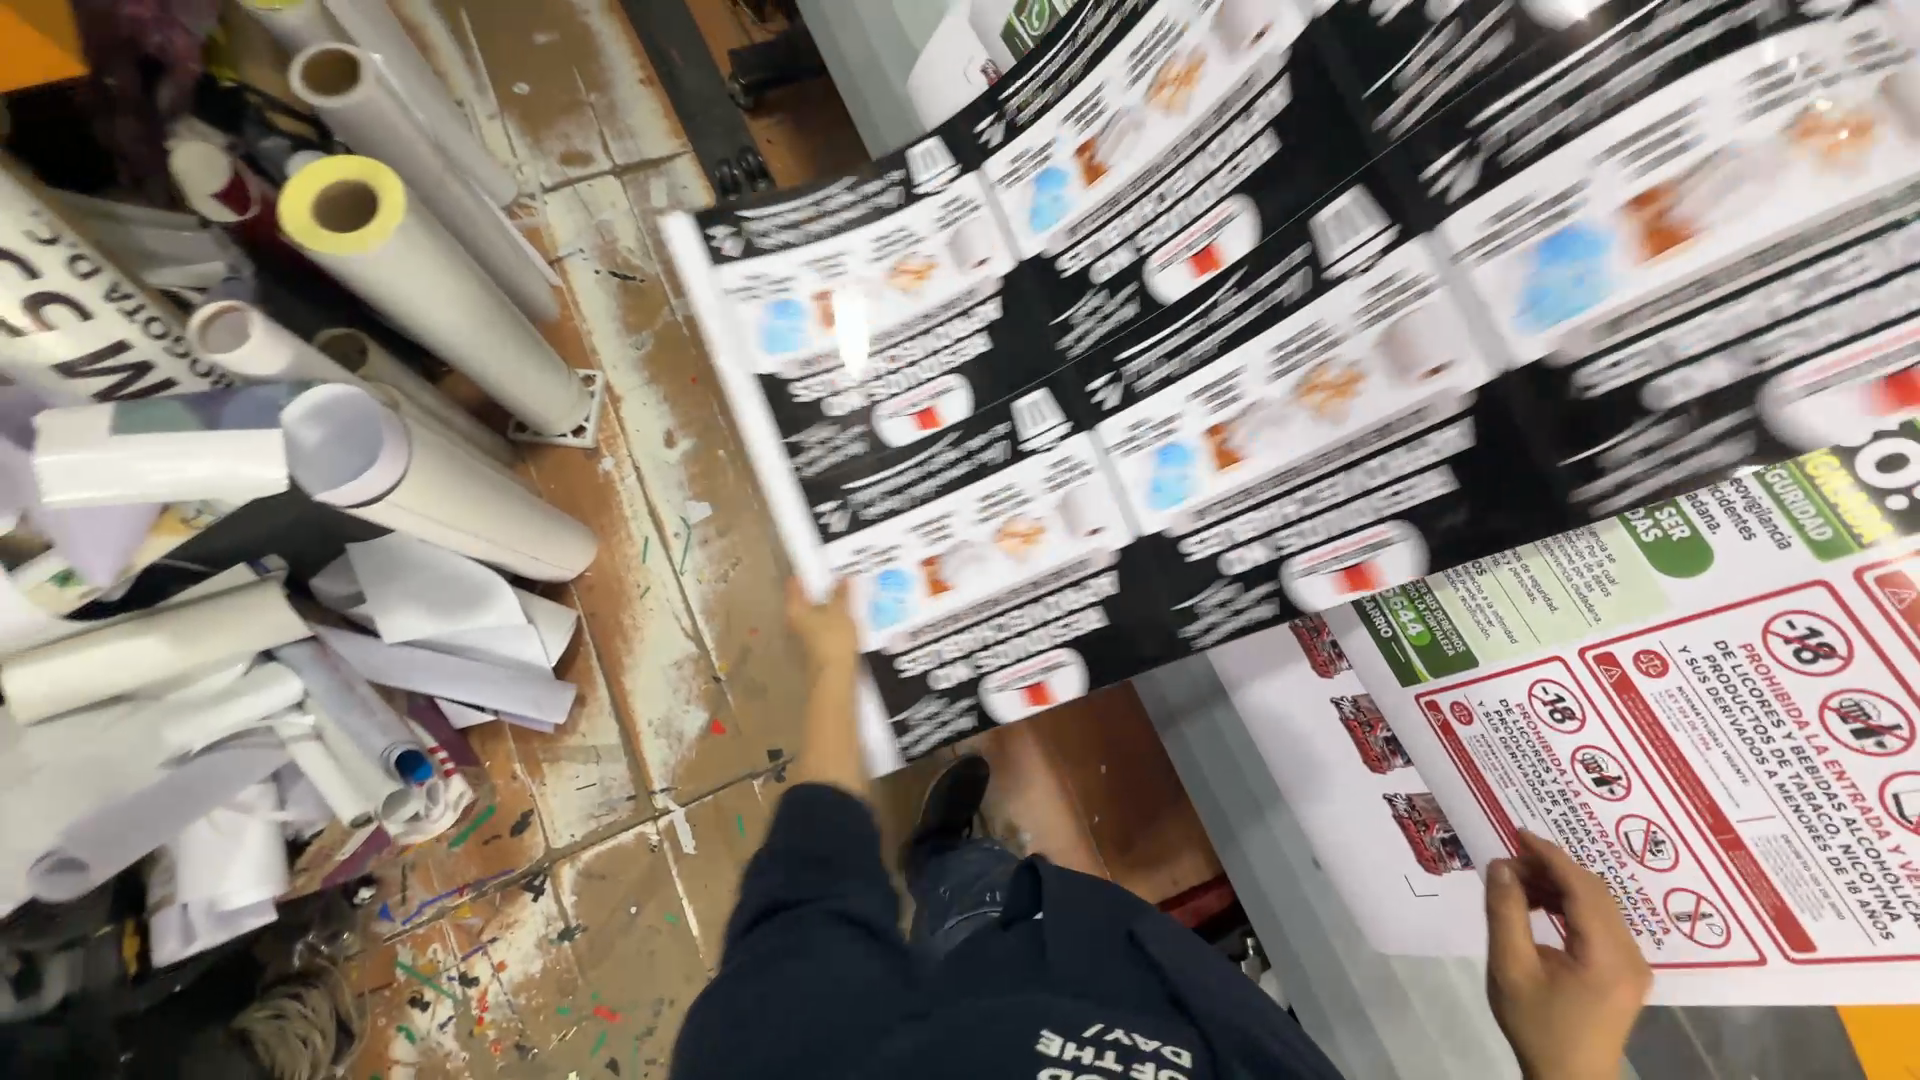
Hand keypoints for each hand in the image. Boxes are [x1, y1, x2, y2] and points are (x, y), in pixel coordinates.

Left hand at [786, 578, 857, 676]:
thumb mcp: (840, 611)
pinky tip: (847, 617)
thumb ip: (841, 592)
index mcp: (795, 609)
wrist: (834, 677)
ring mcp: (803, 637)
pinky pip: (822, 627)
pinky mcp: (814, 648)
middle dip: (821, 589)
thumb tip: (843, 576)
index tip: (821, 563)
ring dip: (828, 605)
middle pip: (805, 599)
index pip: (795, 584)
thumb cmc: (833, 639)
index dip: (807, 572)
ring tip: (847, 594)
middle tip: (838, 576)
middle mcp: (793, 621)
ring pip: (815, 614)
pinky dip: (832, 620)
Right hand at [1484, 830, 1650, 1079]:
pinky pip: (1598, 922)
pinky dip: (1567, 904)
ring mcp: (1632, 964)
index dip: (1549, 855)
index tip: (1516, 833)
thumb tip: (1501, 865)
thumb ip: (1505, 912)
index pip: (1582, 888)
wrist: (1569, 1078)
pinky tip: (1537, 905)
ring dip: (1558, 884)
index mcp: (1607, 955)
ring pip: (1597, 904)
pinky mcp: (1624, 971)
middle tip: (1507, 862)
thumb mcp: (1510, 966)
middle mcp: (1630, 955)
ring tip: (1516, 883)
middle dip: (1550, 867)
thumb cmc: (1537, 1024)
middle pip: (1594, 892)